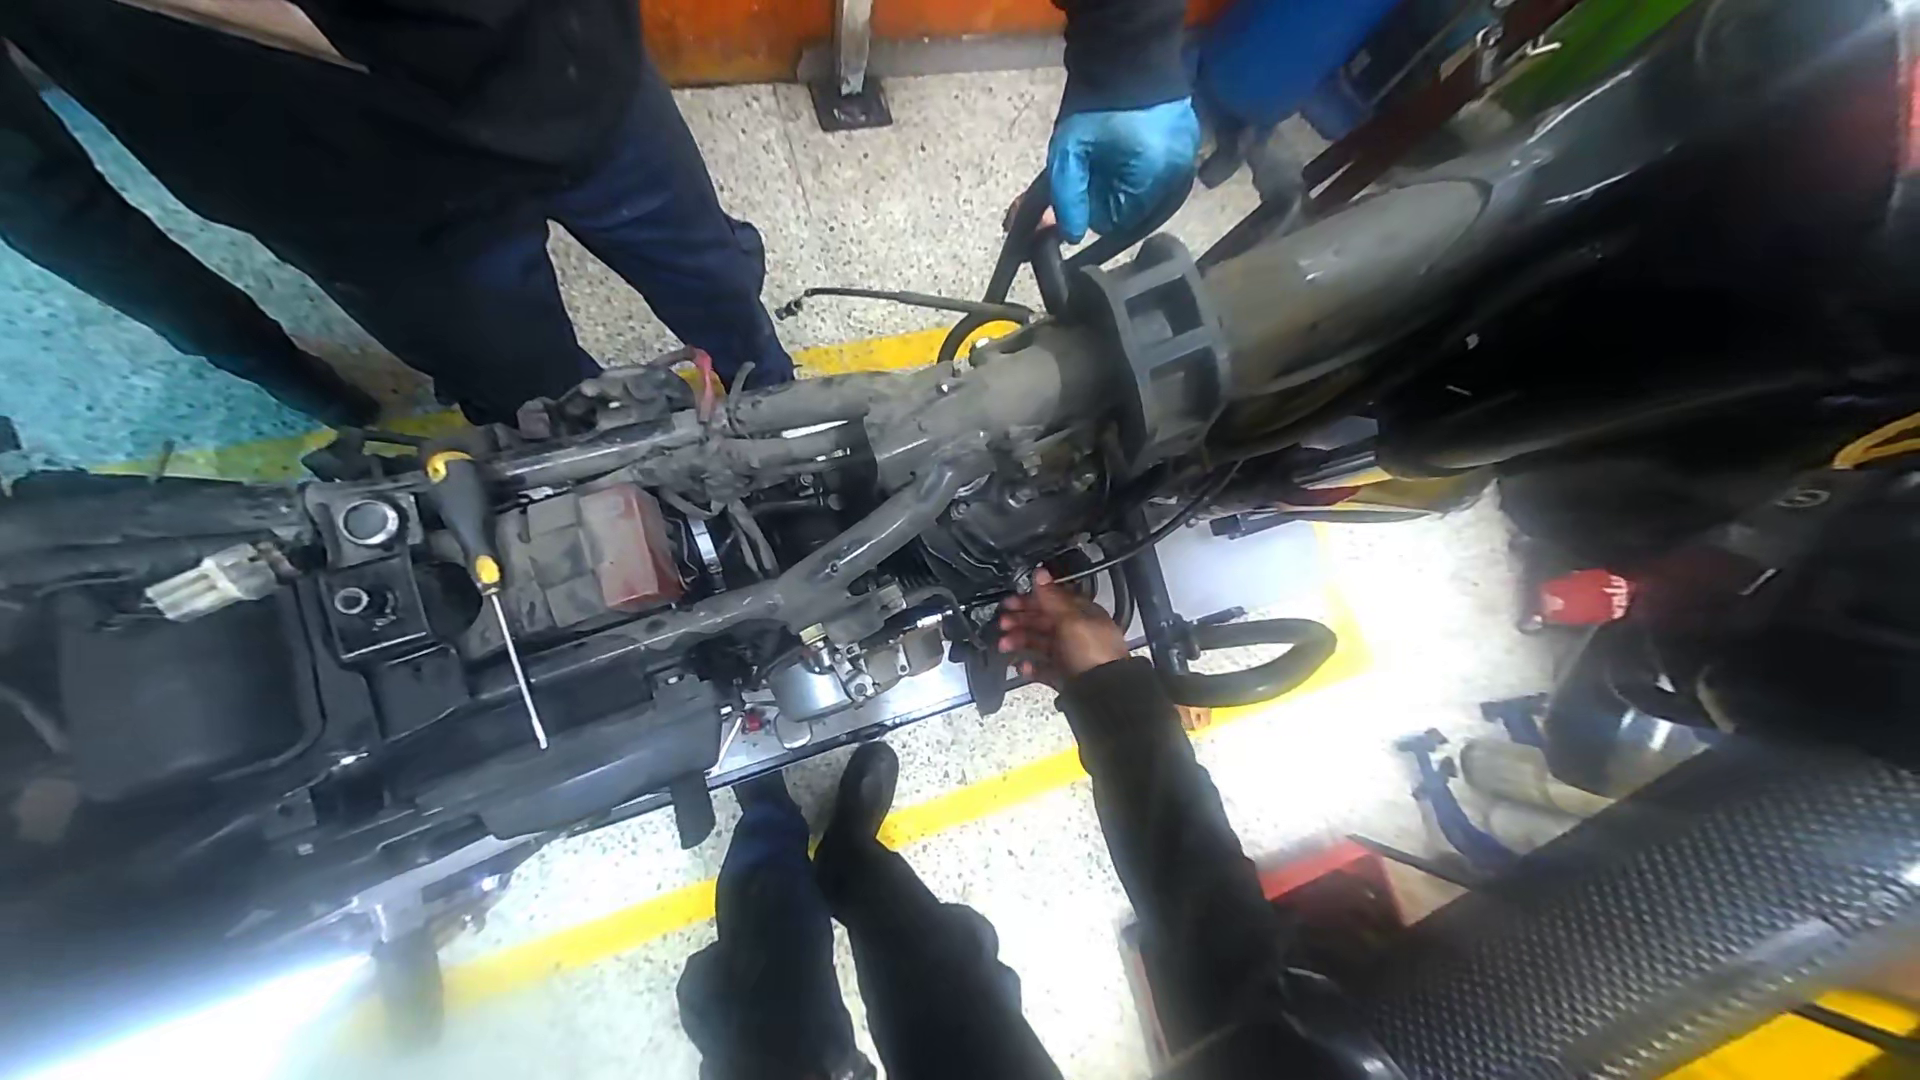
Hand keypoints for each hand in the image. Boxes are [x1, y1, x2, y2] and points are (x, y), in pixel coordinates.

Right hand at [996, 569, 1129, 687]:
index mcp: (1083, 615)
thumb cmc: (1094, 652)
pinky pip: (1042, 669)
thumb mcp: (1070, 619)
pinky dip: (1030, 667)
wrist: (1103, 693)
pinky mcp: (1065, 677)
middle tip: (1003, 623)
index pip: (1052, 601)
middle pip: (1044, 623)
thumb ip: (1052, 597)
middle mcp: (1077, 634)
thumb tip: (1041, 574)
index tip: (1010, 602)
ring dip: (1020, 642)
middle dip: (1021, 621)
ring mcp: (1070, 656)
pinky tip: (1021, 666)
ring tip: (1005, 645)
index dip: (1030, 600)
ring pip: (1040, 645)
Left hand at [1047, 98, 1200, 243]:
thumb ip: (1068, 199)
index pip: (1115, 223)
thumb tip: (1071, 238)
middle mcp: (1177, 174)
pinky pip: (1161, 175)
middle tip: (1098, 164)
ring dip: (1126, 183)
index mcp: (1151, 179)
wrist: (1125, 53)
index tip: (1086, 181)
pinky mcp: (1191, 143)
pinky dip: (1143, 168)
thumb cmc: (1093, 107)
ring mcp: (1188, 158)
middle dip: (1111, 195)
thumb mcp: (1069, 155)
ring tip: (1115, 153)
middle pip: (1133, 210)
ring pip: (1147, 195)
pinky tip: (1131, 148)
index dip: (1094, 206)